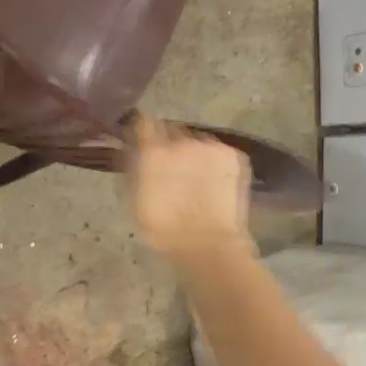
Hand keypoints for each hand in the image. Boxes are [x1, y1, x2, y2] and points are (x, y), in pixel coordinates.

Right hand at [130, 114, 254, 267]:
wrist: (207, 243)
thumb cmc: (162, 227)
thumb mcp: (133, 198)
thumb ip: (131, 166)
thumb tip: (130, 149)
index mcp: (154, 151)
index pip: (144, 122)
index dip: (141, 130)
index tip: (139, 140)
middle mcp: (184, 141)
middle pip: (172, 130)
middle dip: (167, 143)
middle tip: (166, 165)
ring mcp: (212, 147)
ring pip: (195, 139)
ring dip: (190, 151)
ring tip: (190, 175)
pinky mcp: (235, 155)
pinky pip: (216, 150)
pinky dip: (210, 160)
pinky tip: (209, 180)